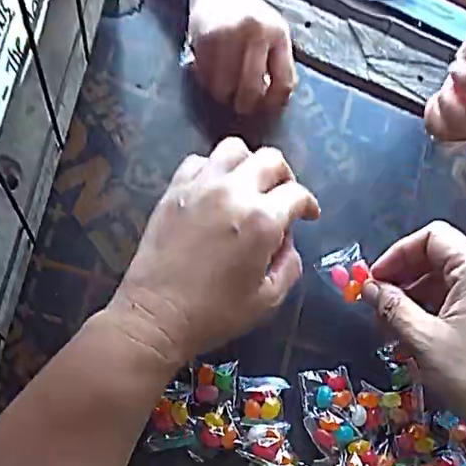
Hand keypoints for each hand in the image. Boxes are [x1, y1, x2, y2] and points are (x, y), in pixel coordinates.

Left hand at [108, 137, 319, 365]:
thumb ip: (288, 266)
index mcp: (262, 220)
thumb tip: (286, 242)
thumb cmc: (215, 314)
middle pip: (270, 160)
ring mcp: (200, 187)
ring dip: (248, 164)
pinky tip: (213, 190)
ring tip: (247, 186)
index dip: (308, 204)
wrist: (157, 315)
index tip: (307, 216)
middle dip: (284, 177)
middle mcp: (233, 192)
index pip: (297, 194)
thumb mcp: (267, 300)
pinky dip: (212, 169)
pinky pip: (198, 162)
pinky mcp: (173, 191)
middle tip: (281, 198)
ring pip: (233, 150)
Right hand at [188, 0, 296, 113]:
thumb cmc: (247, 16)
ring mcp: (229, 35)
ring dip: (223, 96)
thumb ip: (277, 63)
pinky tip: (210, 73)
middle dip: (245, 106)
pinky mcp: (205, 39)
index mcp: (278, 34)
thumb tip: (274, 102)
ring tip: (223, 87)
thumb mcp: (272, 33)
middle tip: (240, 106)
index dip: (273, 103)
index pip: (283, 83)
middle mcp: (256, 32)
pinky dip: (207, 83)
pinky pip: (206, 78)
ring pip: (225, 89)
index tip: (264, 107)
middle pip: (251, 90)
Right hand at [365, 222, 465, 449]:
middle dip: (403, 276)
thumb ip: (392, 307)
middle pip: (439, 256)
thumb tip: (368, 287)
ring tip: (389, 324)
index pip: (432, 237)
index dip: (396, 254)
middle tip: (375, 304)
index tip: (373, 281)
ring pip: (448, 279)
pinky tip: (412, 332)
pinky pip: (460, 298)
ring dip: (415, 295)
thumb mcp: (423, 340)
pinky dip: (433, 308)